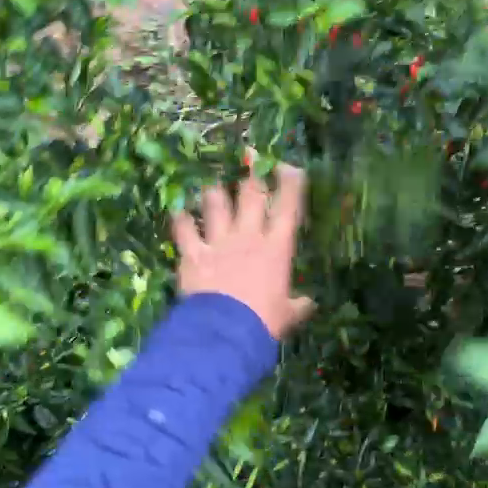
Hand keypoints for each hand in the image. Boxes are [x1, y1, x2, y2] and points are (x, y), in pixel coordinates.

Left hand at [173, 166, 314, 338]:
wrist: (224, 332)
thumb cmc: (263, 322)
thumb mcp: (286, 315)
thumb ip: (297, 305)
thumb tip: (309, 304)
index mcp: (276, 248)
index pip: (287, 207)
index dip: (290, 183)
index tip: (291, 166)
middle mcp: (248, 237)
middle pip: (251, 195)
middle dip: (251, 173)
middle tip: (248, 155)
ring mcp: (218, 242)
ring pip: (215, 203)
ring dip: (214, 192)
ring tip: (212, 183)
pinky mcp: (193, 254)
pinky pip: (184, 229)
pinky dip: (180, 220)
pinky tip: (177, 211)